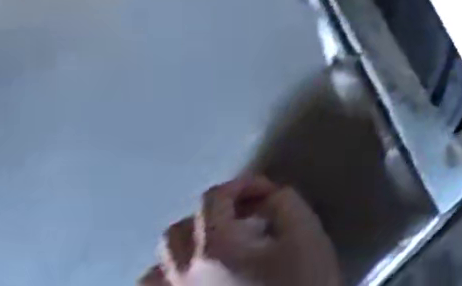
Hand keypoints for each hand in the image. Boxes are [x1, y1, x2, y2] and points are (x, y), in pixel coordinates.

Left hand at [141, 175, 339, 285]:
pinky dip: (171, 283)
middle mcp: (184, 277)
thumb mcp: (306, 231)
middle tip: (245, 217)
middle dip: (211, 215)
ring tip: (216, 251)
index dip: (243, 185)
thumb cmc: (302, 282)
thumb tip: (266, 199)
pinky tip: (201, 283)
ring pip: (155, 271)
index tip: (270, 193)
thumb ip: (284, 202)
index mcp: (215, 249)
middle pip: (176, 232)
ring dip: (183, 252)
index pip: (213, 199)